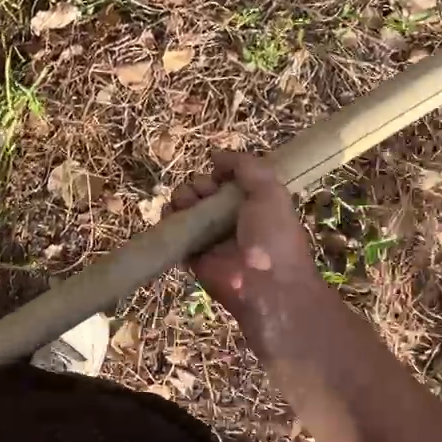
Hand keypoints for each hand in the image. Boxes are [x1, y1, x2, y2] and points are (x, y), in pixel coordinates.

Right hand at [171, 150, 321, 324]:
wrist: (267, 286)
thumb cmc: (273, 236)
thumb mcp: (270, 192)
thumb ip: (246, 167)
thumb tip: (215, 155)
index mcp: (252, 205)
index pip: (226, 181)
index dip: (219, 174)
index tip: (219, 177)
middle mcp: (229, 219)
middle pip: (202, 191)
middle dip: (198, 186)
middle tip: (203, 194)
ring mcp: (209, 236)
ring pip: (185, 207)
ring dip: (182, 198)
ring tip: (187, 204)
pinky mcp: (191, 253)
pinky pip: (173, 229)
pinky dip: (168, 218)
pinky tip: (172, 215)